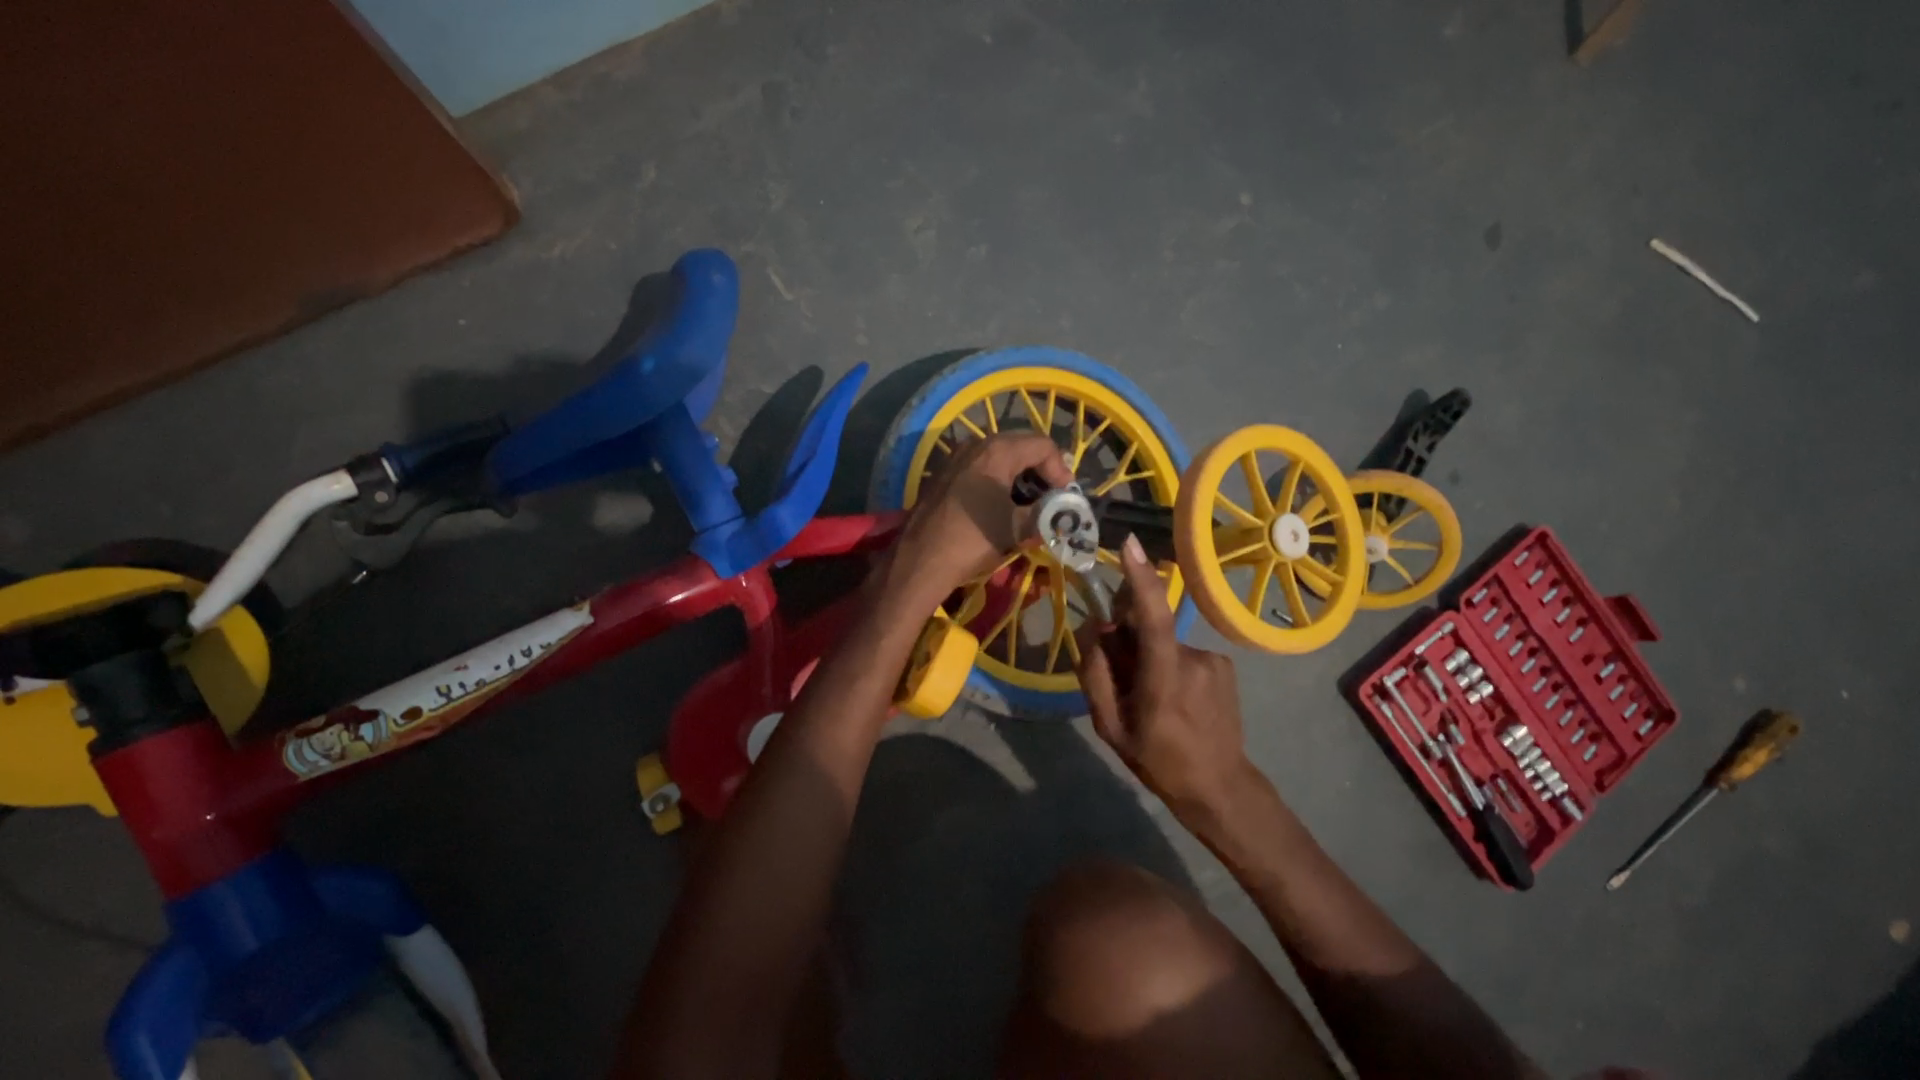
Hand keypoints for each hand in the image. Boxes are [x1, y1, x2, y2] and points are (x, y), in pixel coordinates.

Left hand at [889, 432, 1074, 601]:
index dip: (1061, 470)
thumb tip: (1061, 514)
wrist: (921, 560)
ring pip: (1000, 458)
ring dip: (1020, 478)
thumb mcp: (1016, 528)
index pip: (1043, 446)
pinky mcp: (944, 474)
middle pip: (1021, 447)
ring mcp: (956, 458)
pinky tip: (1002, 507)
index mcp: (998, 451)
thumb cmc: (973, 540)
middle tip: (1052, 499)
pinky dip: (998, 482)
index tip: (1066, 497)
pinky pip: (980, 469)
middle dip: (1041, 472)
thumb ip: (1045, 514)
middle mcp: (976, 445)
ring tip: (1030, 506)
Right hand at [1074, 534, 1259, 816]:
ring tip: (1153, 700)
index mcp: (1163, 680)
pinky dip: (1169, 665)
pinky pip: (1182, 652)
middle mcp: (1193, 660)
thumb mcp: (1109, 728)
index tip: (1128, 545)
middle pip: (1147, 628)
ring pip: (1163, 643)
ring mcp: (1213, 659)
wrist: (1219, 785)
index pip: (1154, 619)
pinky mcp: (1223, 662)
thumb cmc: (1158, 760)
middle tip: (1123, 680)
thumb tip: (1093, 629)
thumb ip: (1094, 675)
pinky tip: (1176, 700)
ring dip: (1149, 658)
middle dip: (1127, 641)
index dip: (1141, 580)